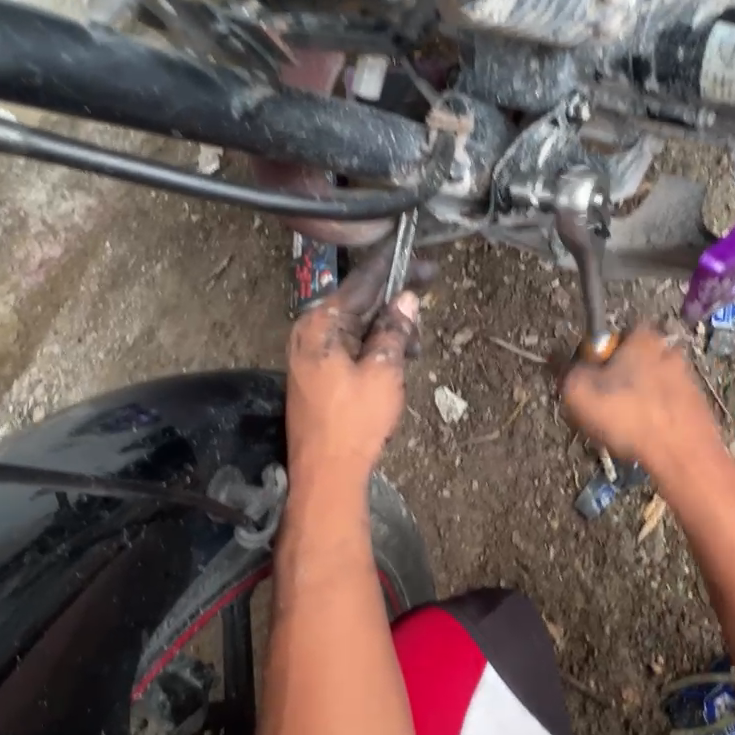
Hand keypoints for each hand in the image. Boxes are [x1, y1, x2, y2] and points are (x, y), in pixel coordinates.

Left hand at [285, 256, 421, 495]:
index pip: (363, 281)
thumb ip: (396, 330)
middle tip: (423, 321)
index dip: (397, 268)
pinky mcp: (317, 372)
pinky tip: (396, 362)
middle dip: (397, 308)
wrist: (325, 473)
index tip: (423, 260)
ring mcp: (311, 353)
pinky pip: (351, 346)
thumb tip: (407, 298)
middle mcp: (310, 331)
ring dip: (389, 332)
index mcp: (322, 323)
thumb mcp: (384, 370)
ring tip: (413, 353)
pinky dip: (375, 348)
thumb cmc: (354, 421)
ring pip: (359, 326)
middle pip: (361, 303)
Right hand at [559, 325, 726, 483]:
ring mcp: (687, 378)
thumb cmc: (628, 416)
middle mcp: (668, 350)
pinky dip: (652, 419)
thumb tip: (557, 361)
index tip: (585, 383)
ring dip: (633, 403)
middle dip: (614, 382)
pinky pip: (664, 407)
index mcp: (642, 337)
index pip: (609, 337)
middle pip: (629, 363)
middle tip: (600, 409)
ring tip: (620, 430)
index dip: (593, 360)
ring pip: (647, 386)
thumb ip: (565, 370)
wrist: (682, 455)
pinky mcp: (697, 406)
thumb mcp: (578, 391)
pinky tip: (642, 438)